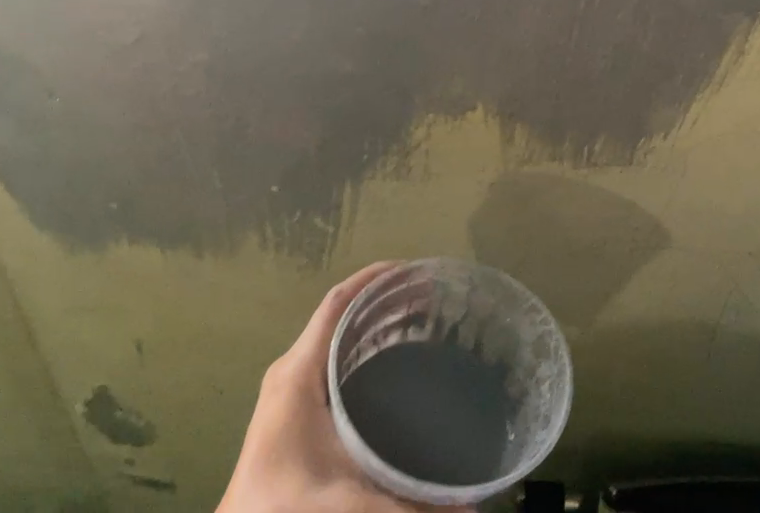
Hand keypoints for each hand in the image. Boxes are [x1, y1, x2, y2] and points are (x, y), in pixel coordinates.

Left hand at [219, 261, 442, 512]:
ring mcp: (289, 387)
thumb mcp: (350, 502)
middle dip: (384, 299)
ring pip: (334, 336)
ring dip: (372, 324)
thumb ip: (409, 503)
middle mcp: (292, 369)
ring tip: (421, 324)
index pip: (336, 303)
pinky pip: (330, 358)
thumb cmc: (287, 503)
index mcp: (298, 372)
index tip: (415, 270)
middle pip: (339, 314)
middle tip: (433, 300)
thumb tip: (471, 506)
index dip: (373, 278)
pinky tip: (391, 367)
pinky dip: (361, 349)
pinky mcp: (292, 407)